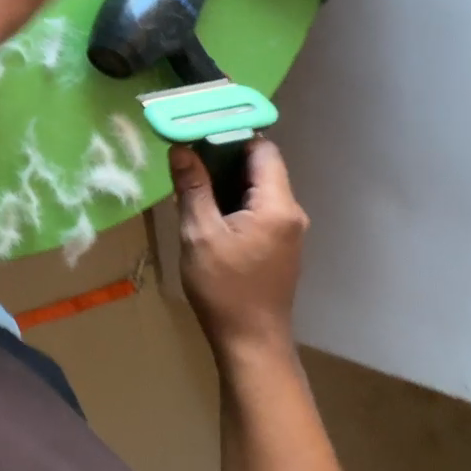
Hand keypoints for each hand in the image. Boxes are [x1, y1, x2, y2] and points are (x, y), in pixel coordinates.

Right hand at [170, 139, 308, 358]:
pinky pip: (255, 206)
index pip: (262, 150)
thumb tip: (181, 148)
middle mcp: (289, 213)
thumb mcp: (199, 232)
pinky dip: (230, 198)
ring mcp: (286, 230)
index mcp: (276, 206)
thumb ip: (192, 187)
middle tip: (183, 151)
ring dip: (223, 178)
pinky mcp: (276, 244)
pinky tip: (203, 205)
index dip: (231, 135)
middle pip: (259, 167)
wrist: (251, 340)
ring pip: (255, 187)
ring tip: (187, 176)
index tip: (195, 130)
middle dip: (221, 155)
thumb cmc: (224, 286)